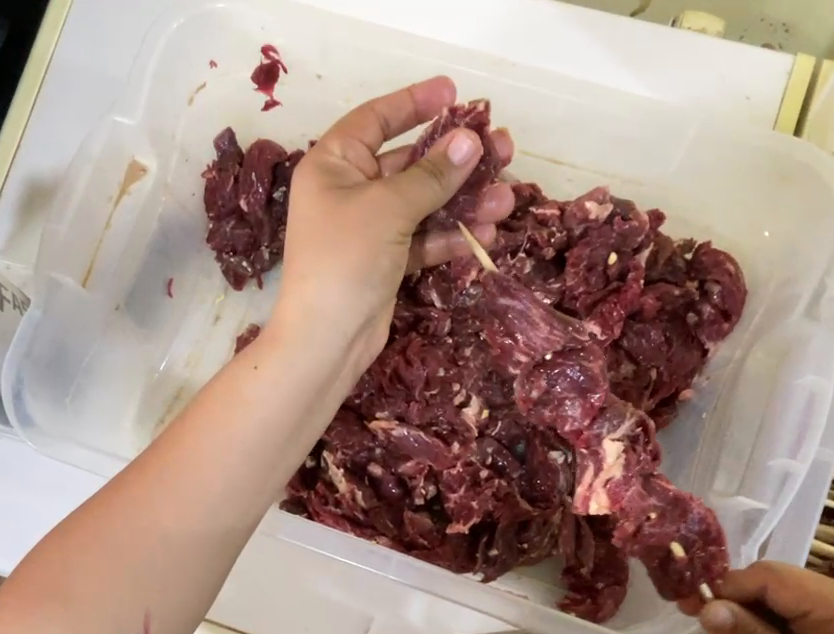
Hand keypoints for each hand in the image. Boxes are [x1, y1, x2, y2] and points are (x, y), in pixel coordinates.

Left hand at [268, 75, 515, 379]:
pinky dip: (451, 237)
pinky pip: (423, 239)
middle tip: (503, 149)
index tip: (454, 92)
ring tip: (506, 198)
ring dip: (464, 201)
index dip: (415, 103)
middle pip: (410, 163)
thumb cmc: (345, 261)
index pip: (376, 120)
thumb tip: (469, 140)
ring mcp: (368, 229)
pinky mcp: (385, 262)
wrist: (327, 340)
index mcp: (333, 165)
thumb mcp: (389, 209)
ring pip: (424, 204)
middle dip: (456, 160)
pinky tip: (486, 233)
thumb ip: (432, 175)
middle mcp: (349, 191)